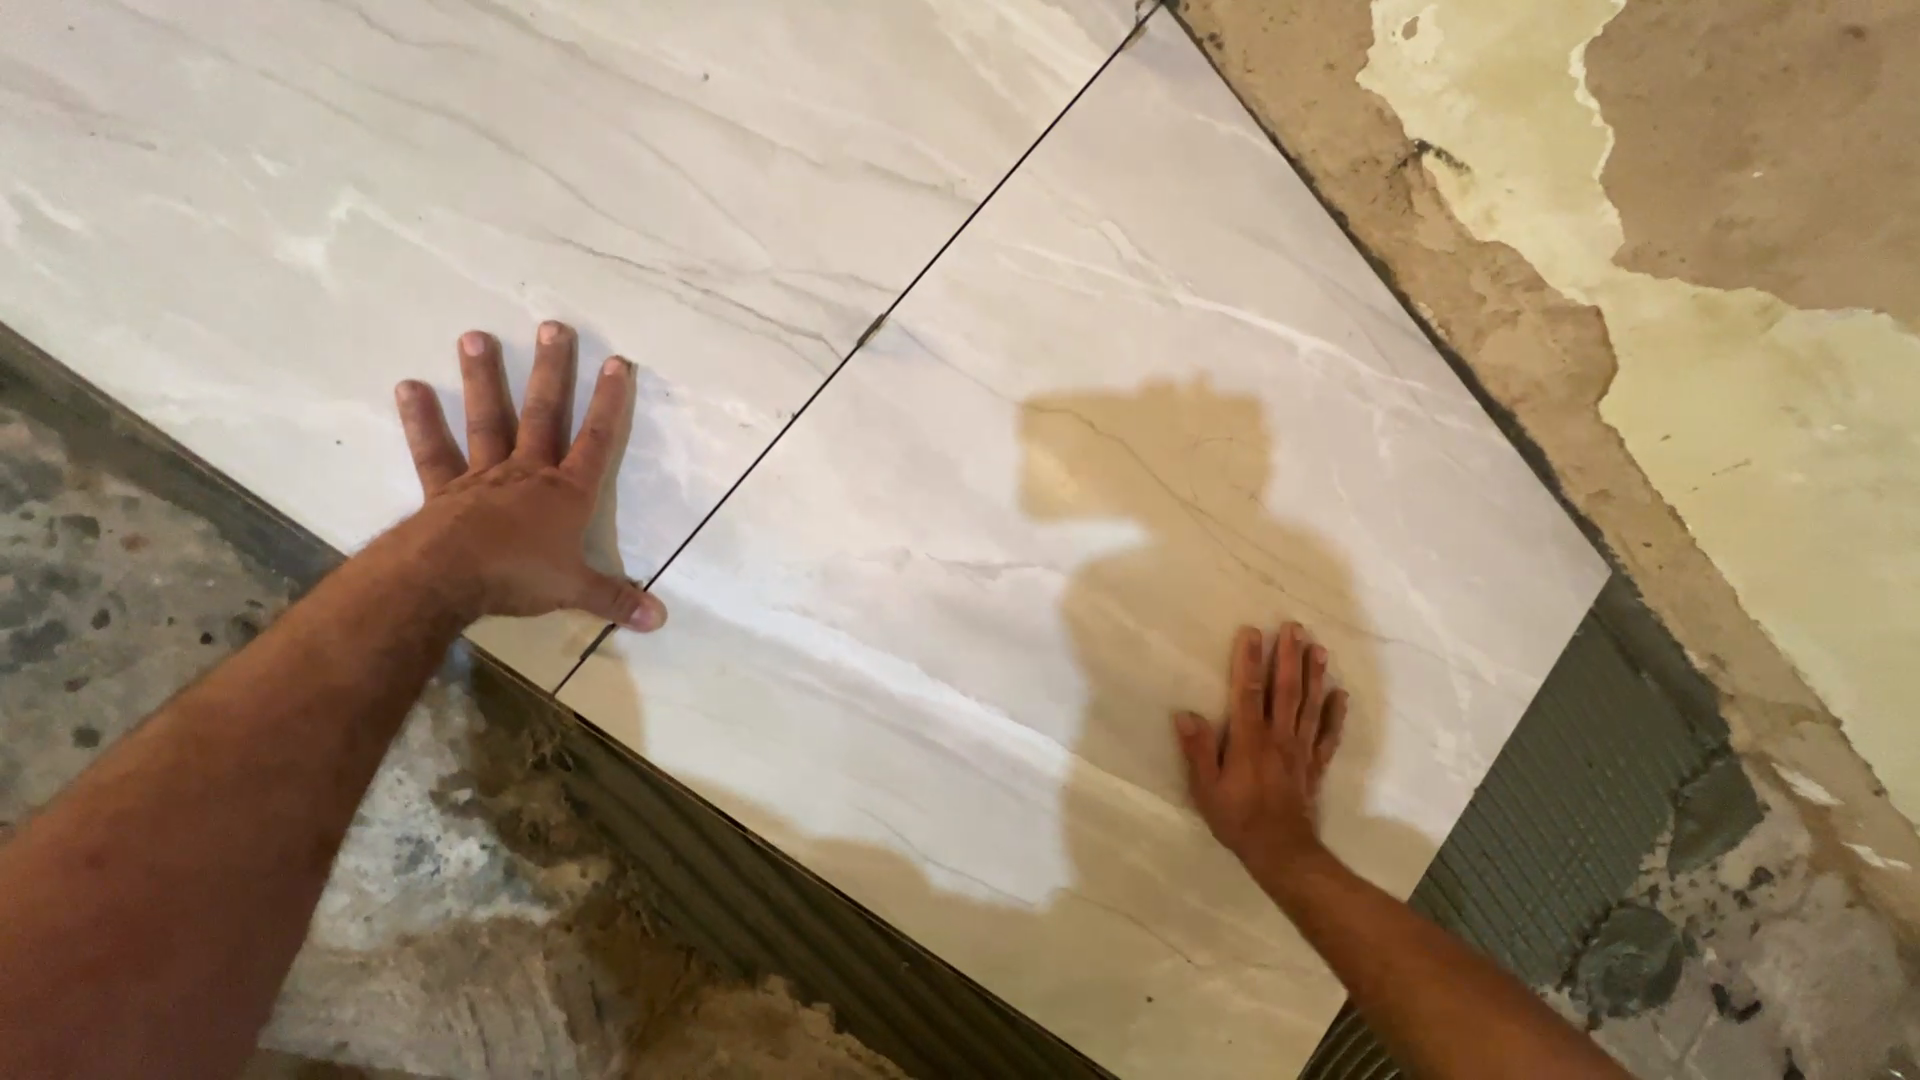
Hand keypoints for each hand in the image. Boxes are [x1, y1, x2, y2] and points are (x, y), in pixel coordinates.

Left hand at [386, 321, 666, 632]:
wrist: (444, 579)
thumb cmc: (518, 577)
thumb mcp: (577, 591)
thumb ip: (617, 600)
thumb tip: (660, 620)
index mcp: (567, 493)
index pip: (596, 440)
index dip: (610, 403)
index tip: (617, 363)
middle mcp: (528, 473)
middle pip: (544, 414)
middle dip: (552, 371)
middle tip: (553, 327)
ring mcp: (483, 476)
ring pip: (488, 420)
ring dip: (484, 379)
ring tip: (475, 336)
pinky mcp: (444, 490)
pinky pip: (433, 451)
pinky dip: (422, 420)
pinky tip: (409, 387)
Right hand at [1175, 622, 1346, 878]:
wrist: (1282, 853)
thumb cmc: (1238, 819)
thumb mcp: (1206, 788)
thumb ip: (1198, 750)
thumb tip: (1185, 714)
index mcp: (1249, 740)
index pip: (1248, 691)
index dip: (1249, 660)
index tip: (1252, 631)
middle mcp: (1278, 737)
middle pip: (1285, 690)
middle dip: (1288, 657)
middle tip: (1293, 627)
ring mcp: (1300, 750)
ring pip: (1310, 705)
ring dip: (1314, 675)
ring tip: (1318, 648)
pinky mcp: (1314, 766)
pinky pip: (1328, 735)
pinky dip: (1335, 713)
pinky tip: (1340, 693)